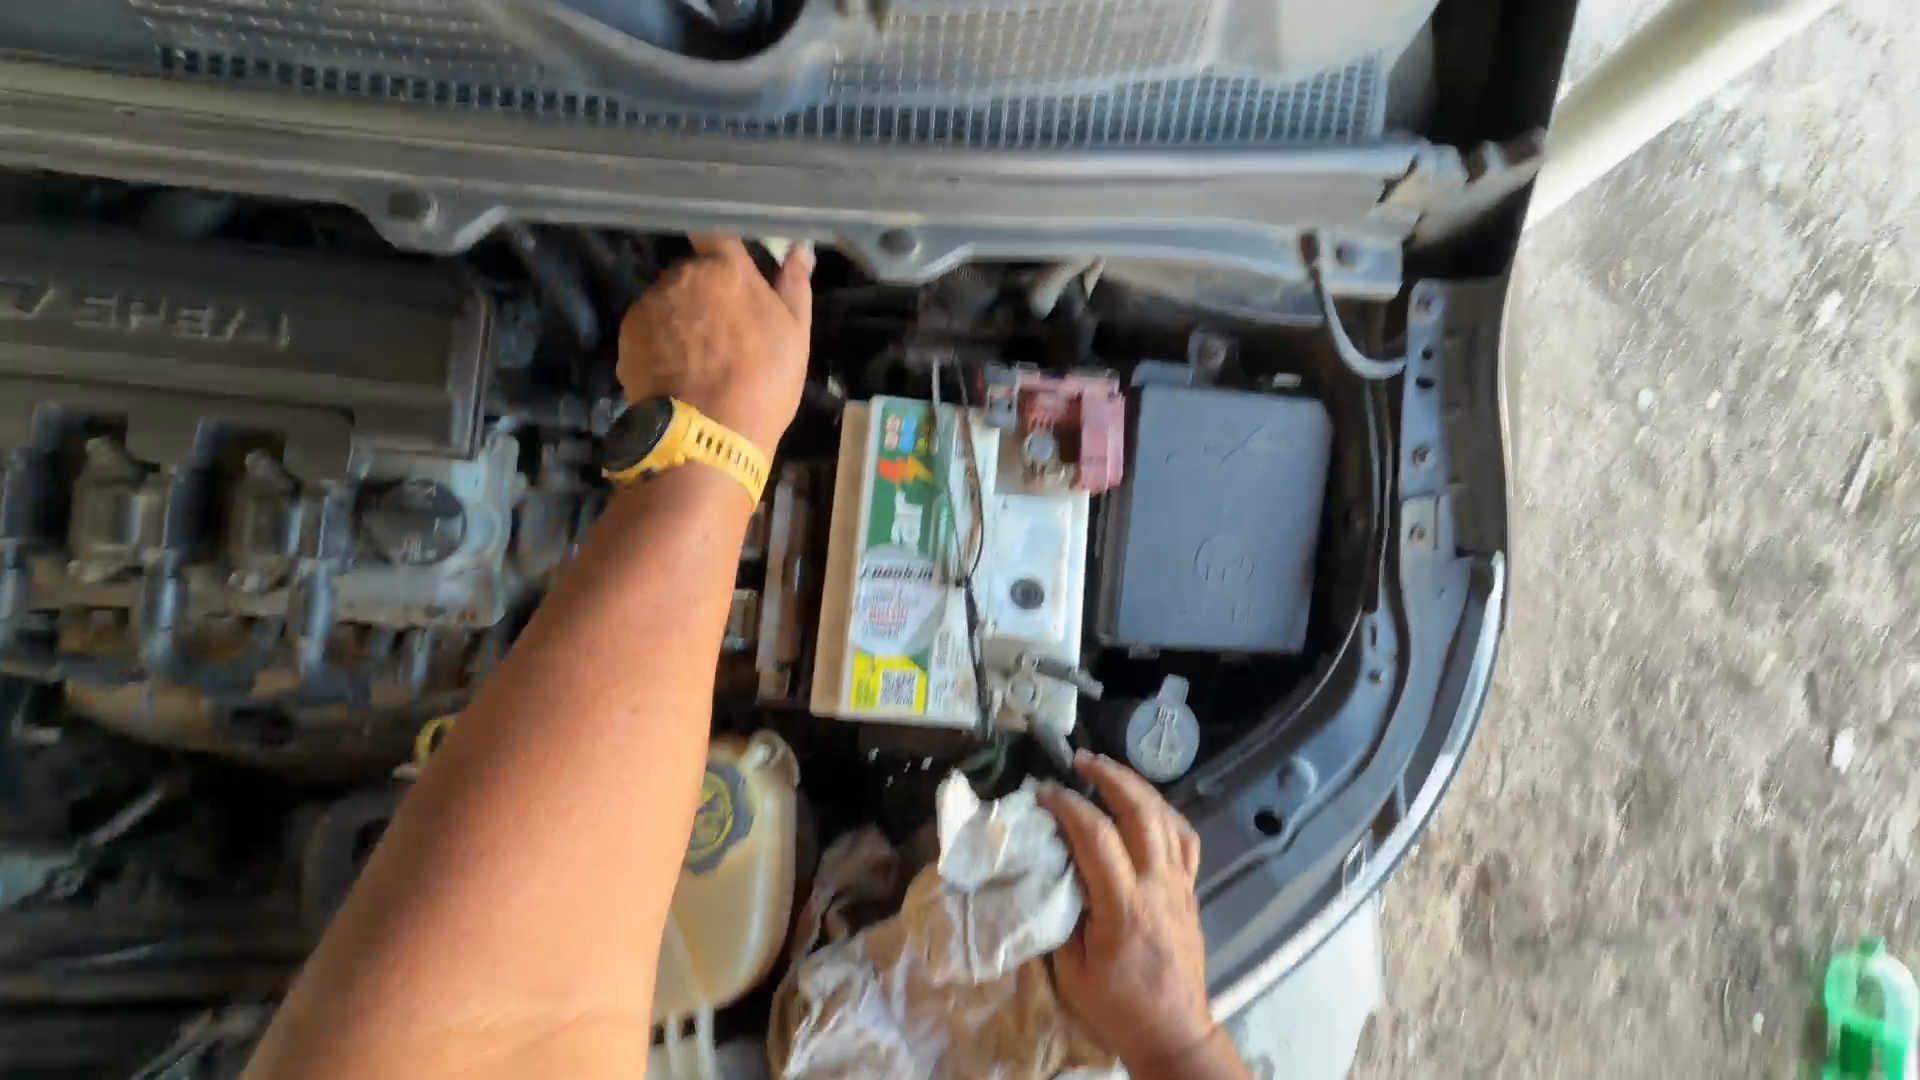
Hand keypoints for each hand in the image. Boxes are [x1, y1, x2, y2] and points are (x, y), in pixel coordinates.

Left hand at [616, 235, 813, 453]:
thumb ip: (794, 287)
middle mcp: (681, 274)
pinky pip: (648, 329)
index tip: (729, 264)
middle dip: (704, 293)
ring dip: (681, 319)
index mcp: (726, 268)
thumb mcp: (794, 336)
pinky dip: (661, 344)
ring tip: (700, 359)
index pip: (715, 232)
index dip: (720, 247)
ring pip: (668, 301)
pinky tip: (679, 372)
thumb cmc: (763, 382)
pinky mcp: (627, 334)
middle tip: (724, 332)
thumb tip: (800, 250)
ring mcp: (650, 304)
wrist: (709, 434)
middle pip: (691, 273)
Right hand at [1039, 752, 1240, 1078]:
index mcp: (1125, 906)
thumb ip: (1062, 912)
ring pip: (1166, 817)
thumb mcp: (1071, 970)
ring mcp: (1181, 885)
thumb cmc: (1116, 1006)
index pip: (1097, 836)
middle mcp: (1159, 885)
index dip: (1068, 805)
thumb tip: (1051, 865)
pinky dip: (1163, 810)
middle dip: (1109, 776)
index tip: (1043, 791)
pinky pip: (1184, 837)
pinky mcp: (1191, 890)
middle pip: (1140, 811)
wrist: (1174, 1034)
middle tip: (1080, 760)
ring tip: (1108, 768)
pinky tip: (1145, 802)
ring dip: (1135, 784)